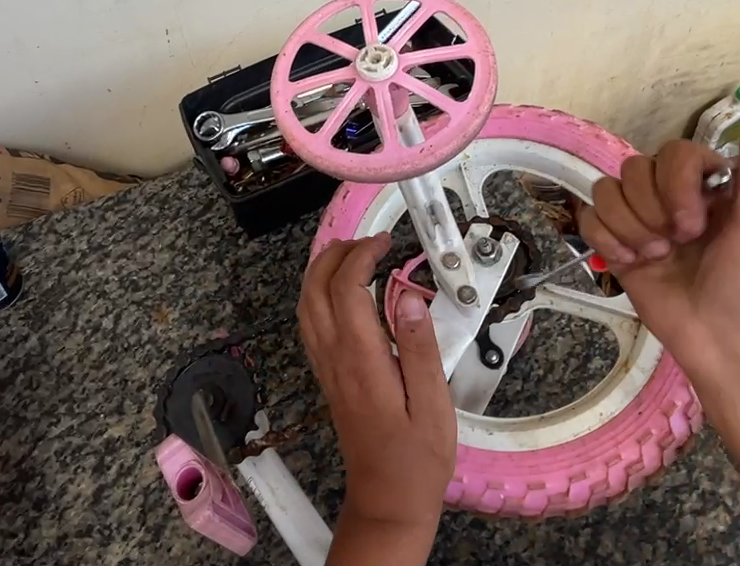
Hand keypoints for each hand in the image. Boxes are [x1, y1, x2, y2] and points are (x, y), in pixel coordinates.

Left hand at [298, 232, 454, 539]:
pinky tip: (337, 290)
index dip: (361, 255)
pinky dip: (317, 293)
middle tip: (368, 240)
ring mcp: (326, 366)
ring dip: (321, 270)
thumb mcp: (433, 405)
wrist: (387, 500)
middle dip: (336, 254)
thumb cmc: (416, 458)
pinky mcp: (327, 375)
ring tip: (350, 252)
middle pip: (316, 289)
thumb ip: (420, 348)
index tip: (385, 242)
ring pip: (306, 304)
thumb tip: (407, 297)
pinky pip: (309, 322)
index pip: (347, 288)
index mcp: (361, 359)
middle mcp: (335, 358)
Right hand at [576, 107, 739, 387]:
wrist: (731, 350)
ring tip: (655, 258)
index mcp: (710, 188)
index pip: (671, 153)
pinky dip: (606, 239)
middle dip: (650, 209)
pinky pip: (589, 219)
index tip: (695, 224)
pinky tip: (631, 263)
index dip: (674, 183)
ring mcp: (642, 224)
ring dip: (628, 226)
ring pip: (606, 191)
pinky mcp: (618, 249)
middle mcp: (673, 200)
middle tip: (677, 244)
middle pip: (633, 169)